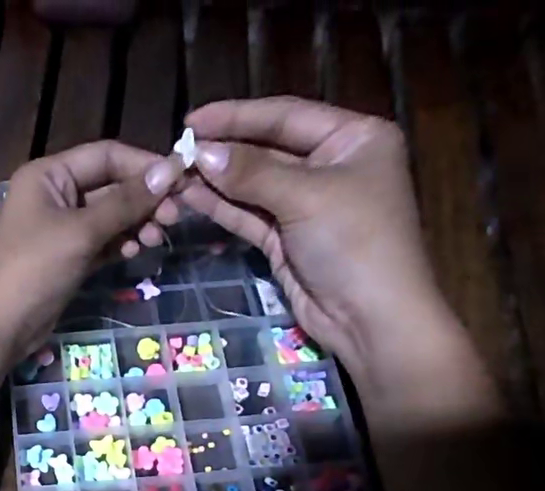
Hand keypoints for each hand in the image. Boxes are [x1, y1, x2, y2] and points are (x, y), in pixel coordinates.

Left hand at [0, 140, 183, 366]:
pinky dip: (119, 244)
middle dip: (143, 201)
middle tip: (173, 219)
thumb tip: (170, 170)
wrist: (1, 327)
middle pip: (110, 186)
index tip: (179, 182)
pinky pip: (101, 241)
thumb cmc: (34, 270)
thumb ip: (125, 202)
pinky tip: (134, 252)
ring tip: (154, 241)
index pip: (106, 156)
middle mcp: (54, 194)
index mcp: (49, 175)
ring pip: (108, 216)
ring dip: (135, 224)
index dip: (143, 166)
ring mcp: (60, 228)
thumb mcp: (81, 232)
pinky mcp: (67, 257)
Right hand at [177, 97, 453, 373]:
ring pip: (255, 186)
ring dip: (217, 181)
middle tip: (177, 150)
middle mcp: (331, 166)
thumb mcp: (305, 196)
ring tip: (175, 174)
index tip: (192, 119)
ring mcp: (307, 207)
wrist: (370, 318)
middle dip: (224, 152)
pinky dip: (224, 208)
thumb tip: (201, 152)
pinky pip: (251, 217)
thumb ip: (252, 172)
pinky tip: (193, 197)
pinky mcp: (287, 242)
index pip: (287, 116)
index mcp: (353, 138)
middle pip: (268, 150)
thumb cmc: (354, 242)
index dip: (238, 116)